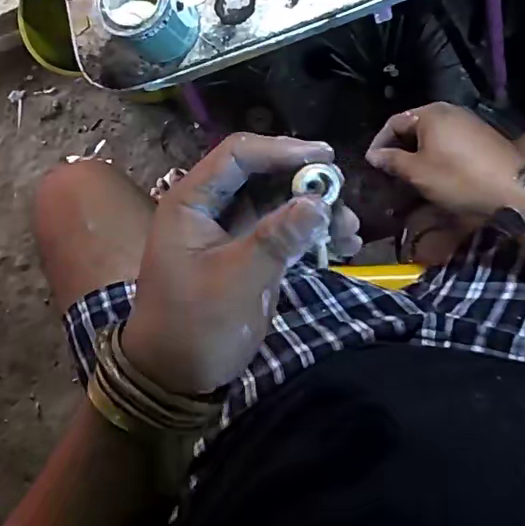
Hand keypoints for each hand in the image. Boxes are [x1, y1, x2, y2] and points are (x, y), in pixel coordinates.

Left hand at [120, 133, 337, 394]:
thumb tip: (319, 202)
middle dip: (305, 184)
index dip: (281, 150)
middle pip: (262, 176)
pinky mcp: (245, 257)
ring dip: (313, 211)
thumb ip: (276, 239)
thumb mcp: (235, 280)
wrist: (173, 374)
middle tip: (344, 199)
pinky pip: (280, 233)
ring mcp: (229, 233)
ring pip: (276, 204)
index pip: (237, 156)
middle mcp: (209, 209)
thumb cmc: (193, 325)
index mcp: (191, 202)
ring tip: (351, 230)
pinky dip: (308, 235)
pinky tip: (342, 244)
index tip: (325, 158)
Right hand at [365, 103, 524, 216]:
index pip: (394, 123)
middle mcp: (451, 112)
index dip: (379, 144)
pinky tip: (434, 176)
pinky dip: (436, 157)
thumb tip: (374, 155)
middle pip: (414, 128)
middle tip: (388, 173)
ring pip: (432, 137)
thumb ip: (391, 160)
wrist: (515, 192)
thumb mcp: (417, 172)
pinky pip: (449, 144)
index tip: (372, 165)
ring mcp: (470, 124)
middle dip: (398, 150)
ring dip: (417, 156)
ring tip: (409, 178)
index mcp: (431, 114)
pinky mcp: (483, 139)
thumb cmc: (458, 178)